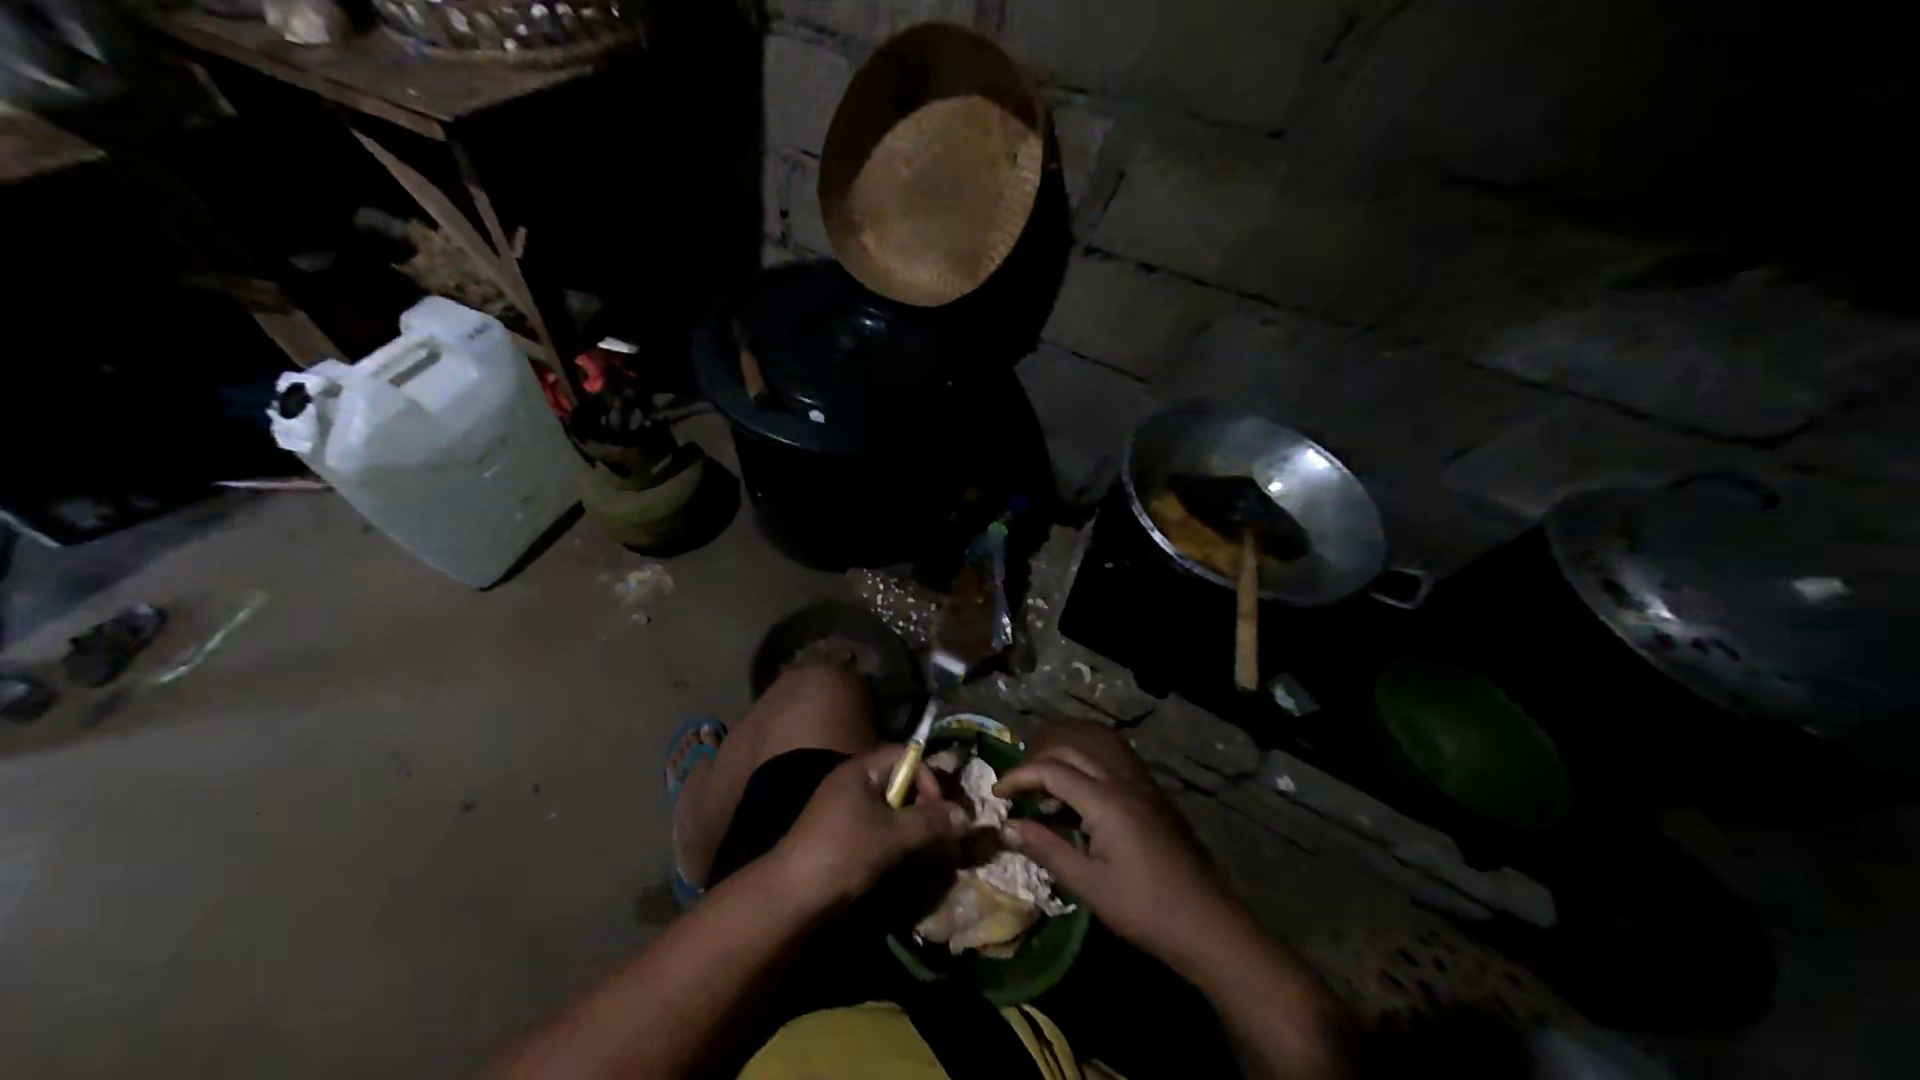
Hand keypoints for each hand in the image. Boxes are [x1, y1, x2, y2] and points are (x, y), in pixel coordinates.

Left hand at [771, 745, 970, 907]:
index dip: (929, 778)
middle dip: (925, 802)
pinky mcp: (841, 832)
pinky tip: (903, 857)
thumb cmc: (843, 853)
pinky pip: (878, 823)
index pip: (906, 755)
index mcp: (861, 769)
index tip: (939, 811)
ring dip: (912, 822)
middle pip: (900, 779)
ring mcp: (844, 807)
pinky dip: (895, 836)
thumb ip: (930, 822)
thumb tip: (967, 816)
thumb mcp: (892, 836)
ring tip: (927, 847)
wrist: (790, 895)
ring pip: (891, 805)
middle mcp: (852, 781)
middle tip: (941, 830)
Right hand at [995, 746, 1242, 965]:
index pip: (1051, 771)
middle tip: (1015, 794)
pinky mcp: (1149, 805)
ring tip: (1040, 805)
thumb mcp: (1087, 883)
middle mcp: (1121, 785)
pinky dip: (1081, 784)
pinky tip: (1073, 816)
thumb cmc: (1143, 907)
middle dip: (1038, 767)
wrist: (1206, 923)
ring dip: (1060, 773)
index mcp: (1105, 801)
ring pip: (1090, 764)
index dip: (1019, 777)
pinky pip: (1106, 779)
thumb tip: (1008, 826)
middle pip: (1071, 756)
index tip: (996, 795)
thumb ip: (1046, 848)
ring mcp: (1139, 793)